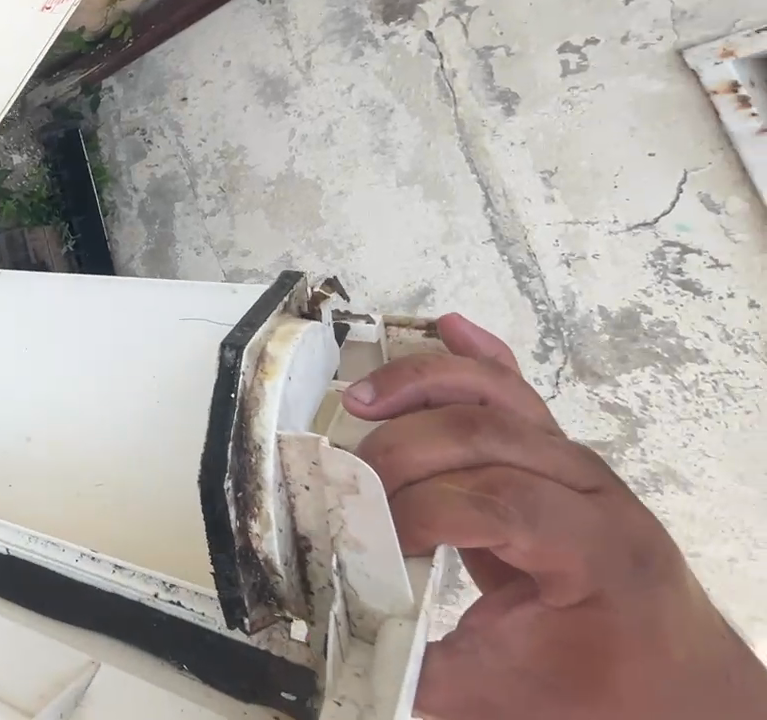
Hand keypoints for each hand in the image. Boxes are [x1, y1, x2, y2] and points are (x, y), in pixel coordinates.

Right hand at [342, 314, 766, 719]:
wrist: (684, 687)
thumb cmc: (599, 692)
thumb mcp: (507, 697)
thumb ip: (414, 668)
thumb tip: (325, 641)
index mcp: (601, 557)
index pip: (496, 505)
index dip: (417, 514)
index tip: (369, 544)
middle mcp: (595, 494)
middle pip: (483, 437)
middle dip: (399, 453)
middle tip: (348, 486)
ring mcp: (575, 464)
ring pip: (495, 396)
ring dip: (418, 386)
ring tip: (358, 401)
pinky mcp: (554, 452)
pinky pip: (516, 387)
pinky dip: (473, 354)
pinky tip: (443, 326)